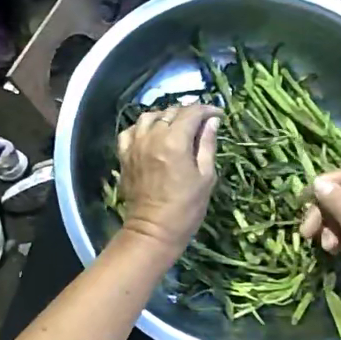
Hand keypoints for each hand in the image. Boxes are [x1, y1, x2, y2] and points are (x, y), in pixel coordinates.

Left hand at [115, 104, 220, 253]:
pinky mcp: (124, 155)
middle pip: (170, 112)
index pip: (191, 113)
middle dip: (187, 113)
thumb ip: (207, 144)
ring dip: (164, 117)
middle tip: (200, 122)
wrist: (153, 229)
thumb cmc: (186, 207)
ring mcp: (134, 145)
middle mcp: (151, 137)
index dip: (206, 110)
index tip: (217, 115)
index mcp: (174, 141)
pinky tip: (151, 134)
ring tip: (175, 126)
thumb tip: (212, 121)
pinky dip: (141, 128)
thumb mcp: (206, 176)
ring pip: (148, 117)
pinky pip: (129, 131)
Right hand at [299, 167, 340, 320]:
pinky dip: (332, 235)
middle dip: (324, 210)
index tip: (308, 198)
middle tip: (308, 230)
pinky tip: (330, 249)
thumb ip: (340, 205)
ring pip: (340, 211)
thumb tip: (317, 182)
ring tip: (322, 244)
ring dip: (326, 225)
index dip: (330, 182)